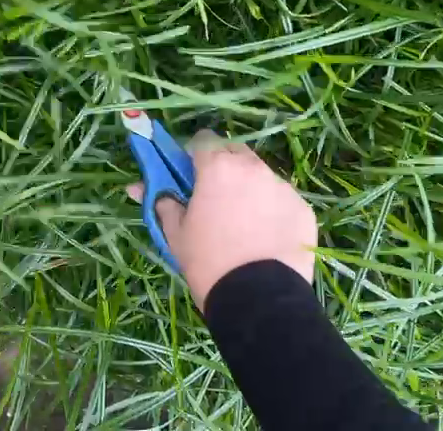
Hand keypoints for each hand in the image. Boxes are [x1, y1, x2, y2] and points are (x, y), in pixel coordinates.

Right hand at [129, 130, 316, 307]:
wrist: (258, 302)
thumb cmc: (208, 262)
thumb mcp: (176, 233)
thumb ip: (162, 203)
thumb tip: (138, 187)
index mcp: (217, 166)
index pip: (203, 140)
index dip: (195, 155)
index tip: (191, 175)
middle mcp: (252, 168)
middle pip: (235, 152)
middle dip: (224, 166)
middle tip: (216, 196)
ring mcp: (282, 188)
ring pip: (261, 176)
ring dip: (250, 187)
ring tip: (244, 221)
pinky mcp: (304, 210)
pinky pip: (283, 200)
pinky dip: (273, 210)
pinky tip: (266, 237)